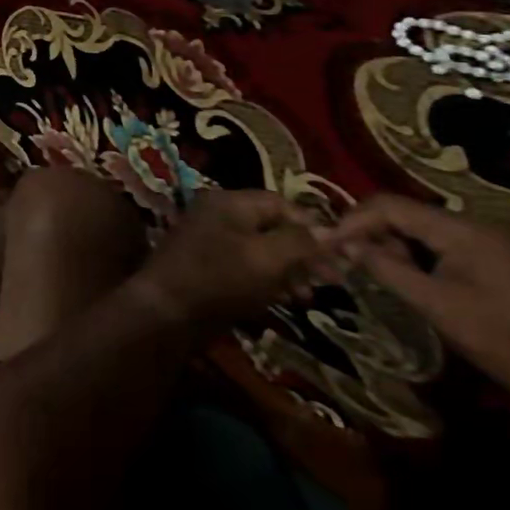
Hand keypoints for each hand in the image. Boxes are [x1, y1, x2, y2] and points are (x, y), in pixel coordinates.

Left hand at [129, 190, 320, 328]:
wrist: (169, 307)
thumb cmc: (219, 277)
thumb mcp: (267, 257)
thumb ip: (299, 241)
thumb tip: (330, 230)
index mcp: (228, 202)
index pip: (281, 203)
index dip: (313, 226)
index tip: (341, 255)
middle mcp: (218, 214)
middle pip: (273, 225)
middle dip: (304, 252)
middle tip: (332, 280)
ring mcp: (212, 238)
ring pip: (263, 247)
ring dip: (290, 269)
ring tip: (308, 294)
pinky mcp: (211, 263)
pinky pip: (248, 264)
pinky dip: (270, 278)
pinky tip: (287, 299)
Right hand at [328, 194, 509, 420]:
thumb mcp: (438, 307)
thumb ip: (385, 267)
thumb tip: (338, 241)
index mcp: (465, 230)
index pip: (387, 205)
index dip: (350, 220)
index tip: (326, 245)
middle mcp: (485, 227)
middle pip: (410, 216)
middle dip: (373, 235)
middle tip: (350, 264)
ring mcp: (507, 246)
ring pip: (432, 233)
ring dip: (400, 249)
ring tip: (382, 277)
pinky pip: (458, 249)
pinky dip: (429, 260)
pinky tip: (425, 287)